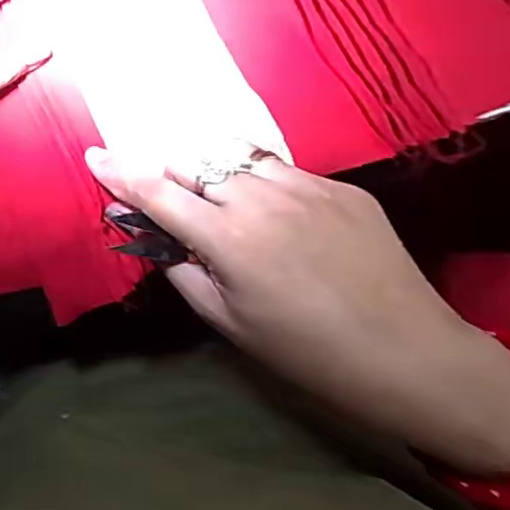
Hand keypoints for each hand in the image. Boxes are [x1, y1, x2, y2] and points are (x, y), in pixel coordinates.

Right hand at [85, 147, 509, 473]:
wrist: (412, 355)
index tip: (96, 153)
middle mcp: (262, 199)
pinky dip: (264, 186)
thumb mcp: (230, 323)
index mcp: (229, 240)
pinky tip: (281, 219)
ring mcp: (306, 186)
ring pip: (238, 160)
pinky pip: (284, 172)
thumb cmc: (308, 353)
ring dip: (218, 175)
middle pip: (194, 163)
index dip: (121, 172)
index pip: (158, 192)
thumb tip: (159, 237)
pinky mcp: (341, 185)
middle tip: (173, 198)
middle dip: (172, 173)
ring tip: (228, 206)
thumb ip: (183, 272)